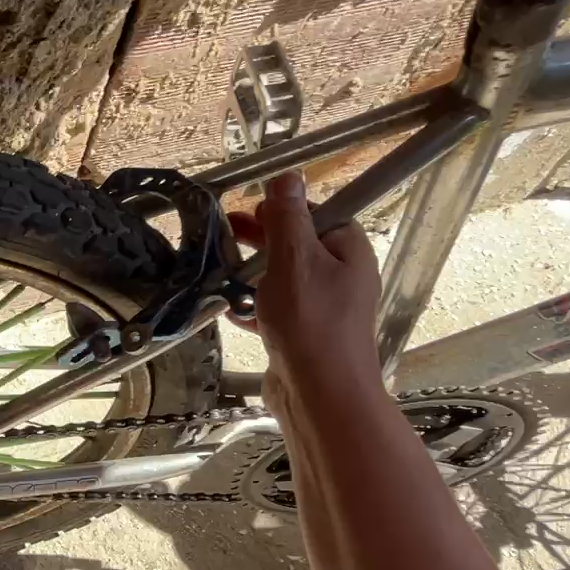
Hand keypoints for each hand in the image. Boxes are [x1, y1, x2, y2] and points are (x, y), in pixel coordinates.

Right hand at [227, 172, 381, 408]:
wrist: (319, 391)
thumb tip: (287, 178)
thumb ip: (287, 220)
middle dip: (262, 241)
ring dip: (253, 275)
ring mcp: (322, 309)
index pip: (316, 215)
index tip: (248, 210)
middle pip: (298, 247)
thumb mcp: (294, 261)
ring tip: (222, 274)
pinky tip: (232, 311)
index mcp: (347, 252)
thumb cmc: (309, 322)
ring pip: (283, 280)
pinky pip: (275, 312)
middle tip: (226, 235)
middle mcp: (340, 277)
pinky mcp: (302, 336)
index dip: (282, 209)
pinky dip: (253, 308)